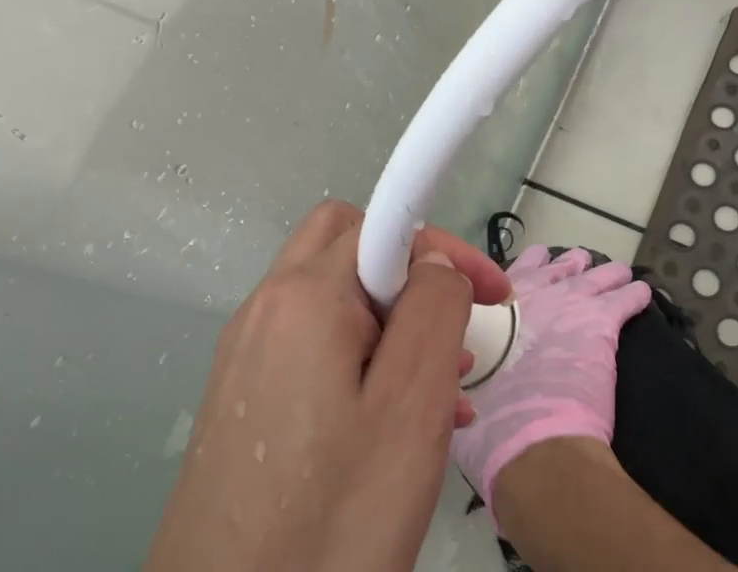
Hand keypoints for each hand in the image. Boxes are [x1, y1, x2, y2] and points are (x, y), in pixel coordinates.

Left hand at [146, 200, 511, 571]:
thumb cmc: (334, 516)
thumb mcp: (410, 407)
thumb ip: (433, 309)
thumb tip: (432, 262)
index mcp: (302, 300)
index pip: (382, 221)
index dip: (445, 246)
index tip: (494, 294)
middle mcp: (264, 314)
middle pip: (348, 247)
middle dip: (414, 275)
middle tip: (457, 329)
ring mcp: (247, 361)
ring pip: (336, 306)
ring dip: (396, 327)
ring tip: (445, 395)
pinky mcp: (244, 407)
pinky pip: (316, 354)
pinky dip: (365, 365)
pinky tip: (399, 429)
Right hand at [451, 246, 652, 505]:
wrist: (530, 437)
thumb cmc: (489, 420)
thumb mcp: (463, 381)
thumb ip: (471, 358)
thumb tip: (470, 362)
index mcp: (497, 307)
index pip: (515, 273)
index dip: (531, 269)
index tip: (538, 266)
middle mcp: (534, 292)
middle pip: (558, 267)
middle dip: (569, 266)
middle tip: (577, 267)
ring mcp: (570, 301)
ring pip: (595, 275)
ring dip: (606, 274)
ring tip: (616, 274)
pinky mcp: (602, 320)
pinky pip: (626, 296)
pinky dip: (635, 294)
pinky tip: (642, 294)